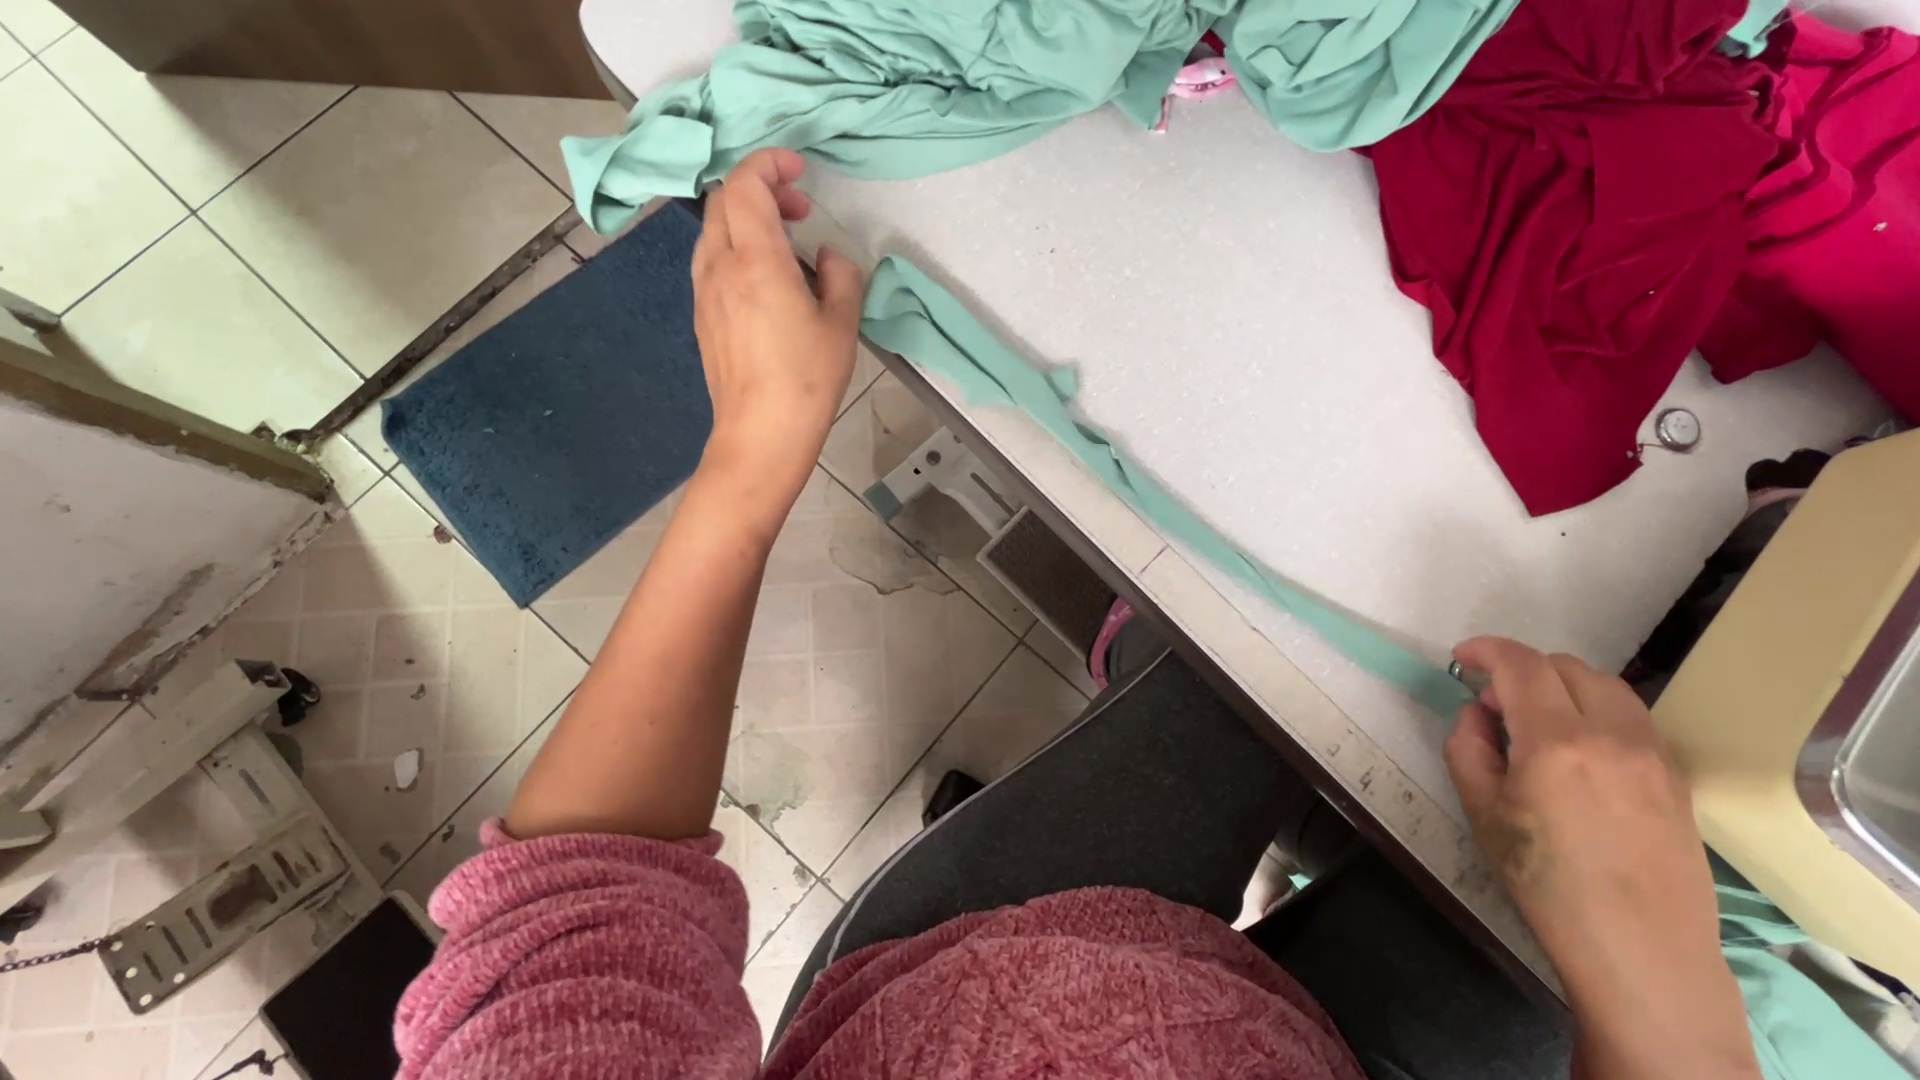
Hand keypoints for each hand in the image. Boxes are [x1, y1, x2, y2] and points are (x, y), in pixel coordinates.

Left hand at [691, 147, 864, 500]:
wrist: (760, 434)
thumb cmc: (807, 379)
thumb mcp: (842, 323)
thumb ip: (840, 275)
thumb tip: (826, 257)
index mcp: (755, 259)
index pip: (745, 184)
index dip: (769, 163)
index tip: (799, 170)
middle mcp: (719, 266)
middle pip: (724, 200)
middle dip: (761, 189)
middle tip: (800, 211)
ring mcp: (704, 292)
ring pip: (714, 230)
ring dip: (747, 220)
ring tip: (787, 246)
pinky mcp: (702, 316)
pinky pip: (713, 261)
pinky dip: (738, 249)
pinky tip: (767, 281)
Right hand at [1445, 636, 1756, 1079]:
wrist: (1640, 947)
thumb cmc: (1546, 882)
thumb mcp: (1481, 812)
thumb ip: (1468, 748)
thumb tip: (1477, 714)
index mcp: (1556, 741)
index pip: (1521, 665)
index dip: (1485, 651)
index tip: (1461, 660)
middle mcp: (1611, 734)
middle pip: (1565, 666)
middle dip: (1521, 668)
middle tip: (1492, 703)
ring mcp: (1653, 753)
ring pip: (1605, 685)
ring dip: (1562, 684)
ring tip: (1536, 720)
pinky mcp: (1676, 775)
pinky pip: (1631, 716)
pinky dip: (1596, 709)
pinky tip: (1577, 748)